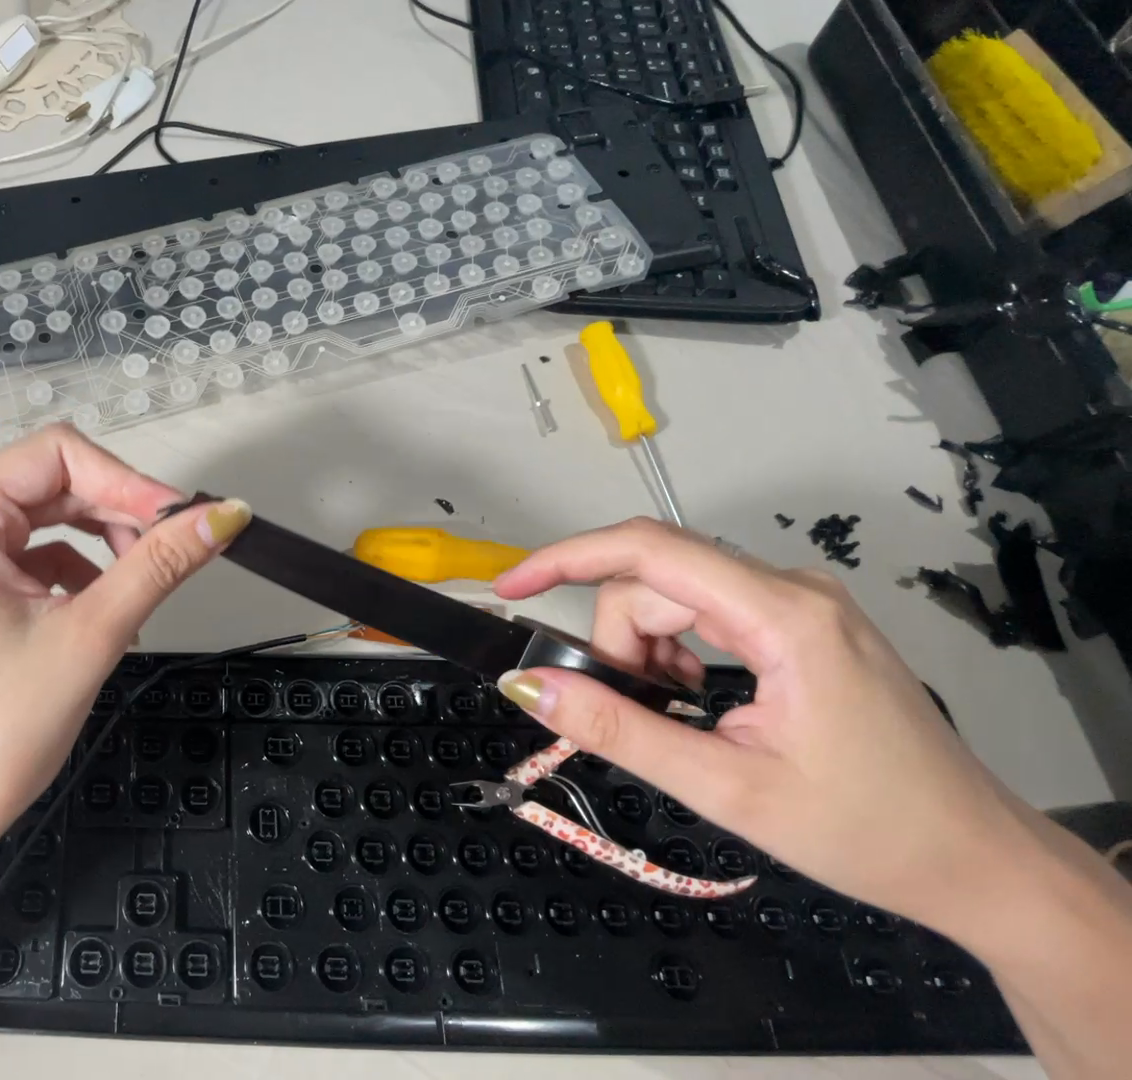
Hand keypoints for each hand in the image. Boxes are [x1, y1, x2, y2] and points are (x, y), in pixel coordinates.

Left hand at [0, 426, 249, 855]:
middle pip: (58, 482)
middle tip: (176, 550)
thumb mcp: (91, 633)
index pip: (59, 454)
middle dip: (121, 512)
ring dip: (107, 543)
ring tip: (141, 589)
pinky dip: (86, 573)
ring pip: (55, 518)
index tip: (181, 520)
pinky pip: (44, 555)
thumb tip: (223, 516)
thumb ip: (159, 565)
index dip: (127, 480)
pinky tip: (112, 611)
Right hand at [492, 518, 1033, 932]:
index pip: (649, 551)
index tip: (512, 589)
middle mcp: (791, 591)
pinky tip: (687, 698)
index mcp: (784, 618)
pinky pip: (701, 612)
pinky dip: (669, 651)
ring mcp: (798, 604)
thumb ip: (617, 730)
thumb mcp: (724, 787)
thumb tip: (527, 684)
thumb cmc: (866, 830)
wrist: (976, 861)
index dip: (566, 559)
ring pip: (672, 596)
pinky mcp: (797, 623)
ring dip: (641, 650)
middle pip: (654, 582)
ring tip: (662, 714)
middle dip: (616, 641)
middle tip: (623, 710)